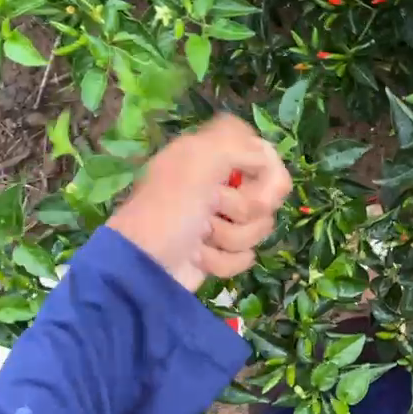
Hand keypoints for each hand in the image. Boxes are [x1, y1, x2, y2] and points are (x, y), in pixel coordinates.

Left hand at [106, 114, 291, 291]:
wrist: (143, 267)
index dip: (266, 165)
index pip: (259, 149)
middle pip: (267, 193)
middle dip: (246, 209)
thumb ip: (240, 147)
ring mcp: (220, 220)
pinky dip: (223, 260)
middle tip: (216, 208)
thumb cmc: (167, 211)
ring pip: (259, 227)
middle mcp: (217, 185)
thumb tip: (269, 160)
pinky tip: (198, 257)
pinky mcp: (220, 252)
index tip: (253, 179)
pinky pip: (246, 256)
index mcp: (210, 156)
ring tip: (200, 237)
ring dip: (230, 237)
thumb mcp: (199, 162)